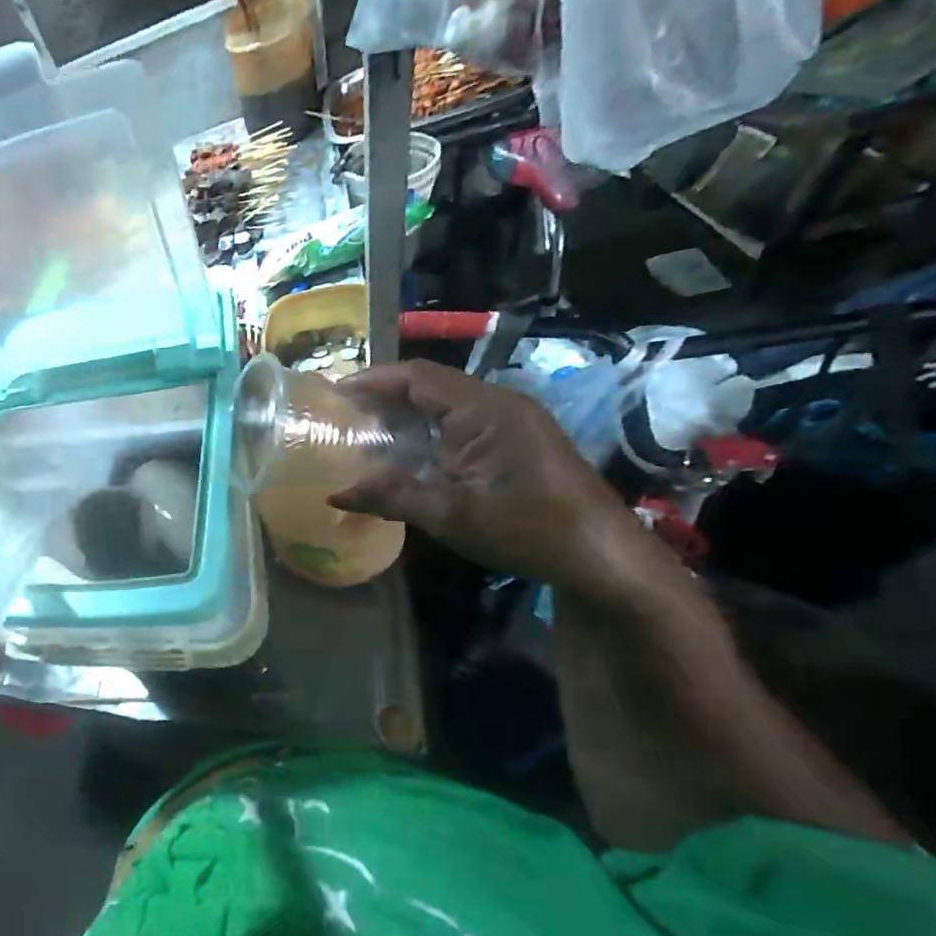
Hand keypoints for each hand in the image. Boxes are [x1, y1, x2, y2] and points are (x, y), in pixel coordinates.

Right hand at [329, 360, 664, 597]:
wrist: (603, 558)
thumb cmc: (529, 529)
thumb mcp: (452, 516)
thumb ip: (392, 497)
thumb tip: (334, 495)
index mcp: (486, 410)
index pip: (418, 377)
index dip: (372, 379)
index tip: (333, 392)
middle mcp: (499, 404)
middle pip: (430, 384)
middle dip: (382, 394)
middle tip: (339, 413)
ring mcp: (511, 422)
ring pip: (444, 402)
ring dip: (403, 411)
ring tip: (361, 429)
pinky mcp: (515, 441)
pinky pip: (459, 421)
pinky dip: (424, 427)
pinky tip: (403, 450)